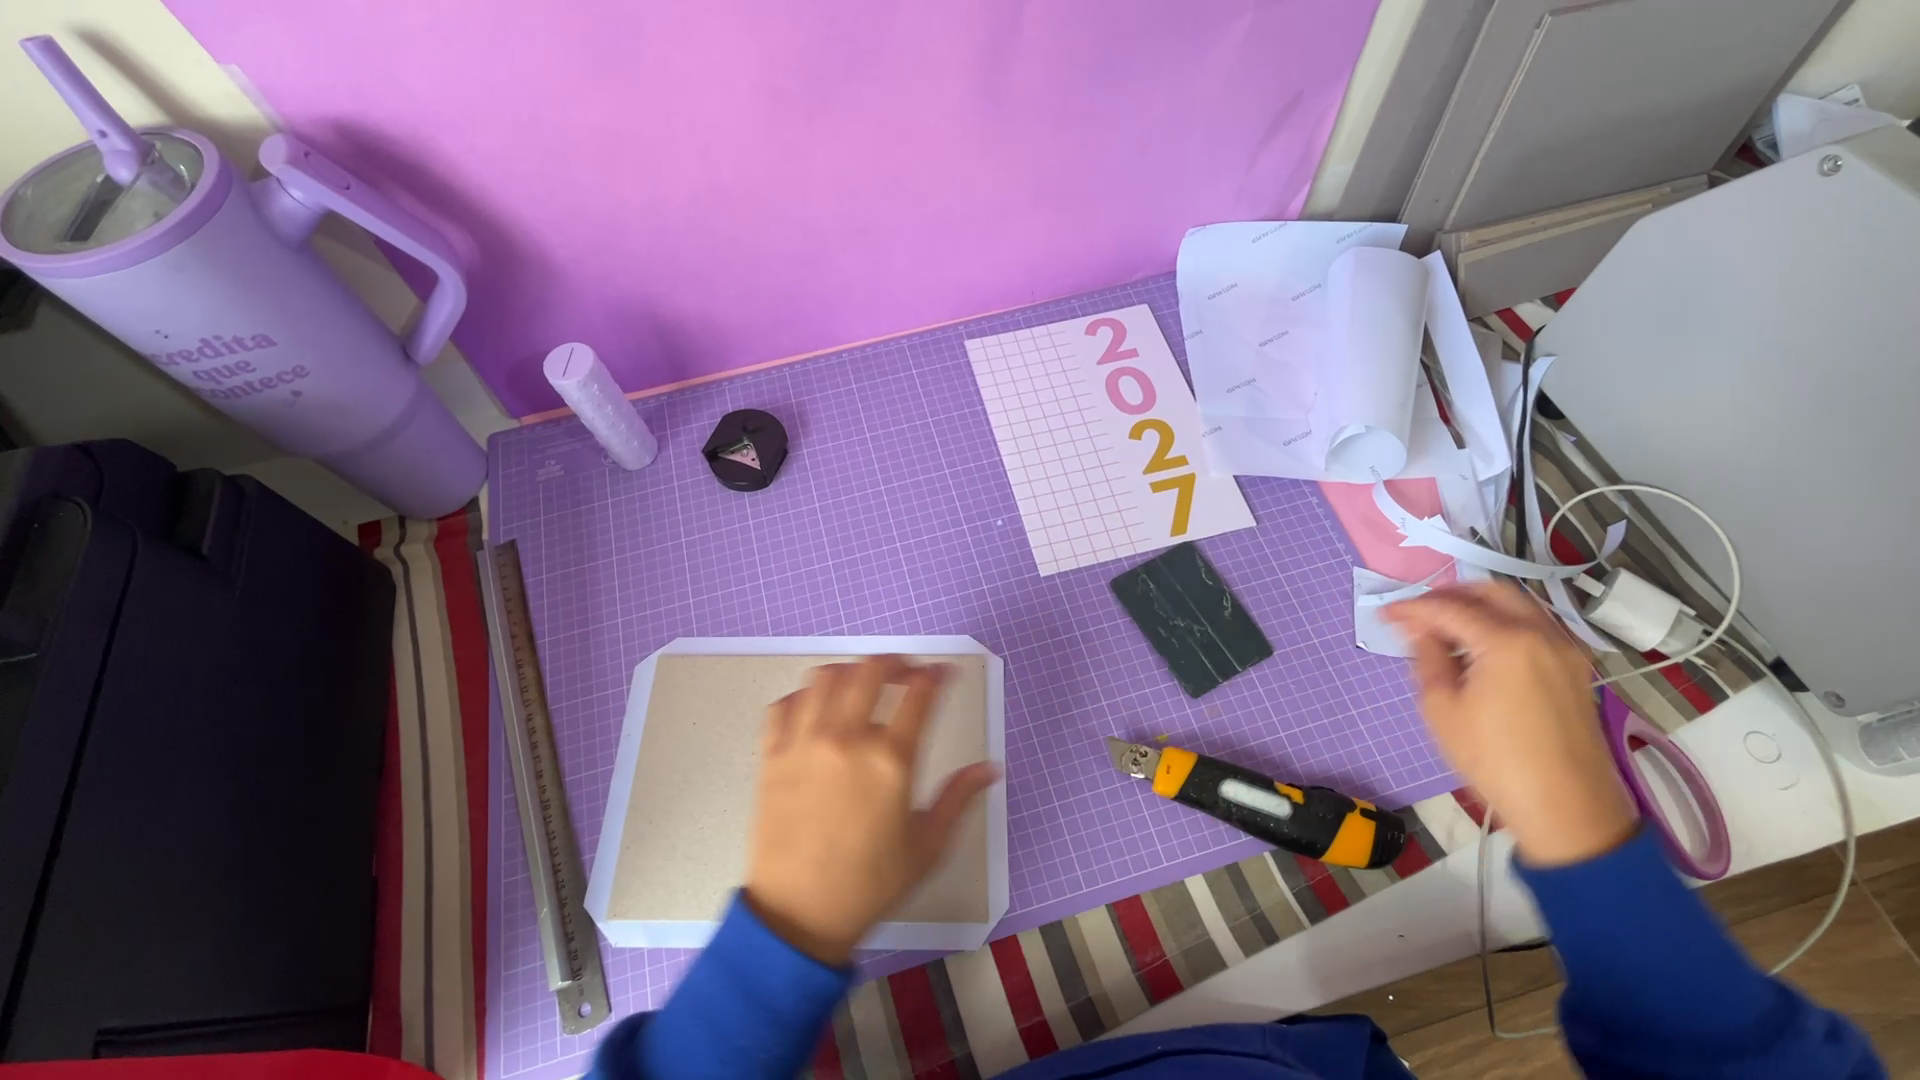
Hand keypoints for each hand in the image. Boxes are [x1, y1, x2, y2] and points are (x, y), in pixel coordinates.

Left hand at [744, 656, 1000, 965]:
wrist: (798, 914)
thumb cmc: (870, 884)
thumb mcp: (927, 846)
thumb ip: (958, 799)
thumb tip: (990, 768)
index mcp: (890, 761)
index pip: (919, 695)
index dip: (936, 675)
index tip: (943, 672)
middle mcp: (846, 739)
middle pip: (870, 671)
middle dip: (895, 662)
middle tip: (906, 673)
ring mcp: (803, 743)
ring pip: (825, 677)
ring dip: (849, 672)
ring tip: (861, 686)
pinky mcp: (771, 756)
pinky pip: (783, 705)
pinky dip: (802, 696)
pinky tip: (816, 710)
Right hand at [1386, 583, 1635, 866]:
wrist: (1566, 807)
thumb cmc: (1494, 760)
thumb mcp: (1442, 709)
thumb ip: (1428, 658)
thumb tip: (1422, 633)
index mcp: (1507, 641)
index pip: (1449, 608)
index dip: (1413, 608)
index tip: (1385, 613)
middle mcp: (1543, 634)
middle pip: (1491, 592)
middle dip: (1450, 595)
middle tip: (1418, 612)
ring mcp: (1566, 649)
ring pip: (1518, 605)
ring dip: (1479, 606)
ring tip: (1446, 626)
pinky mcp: (1576, 668)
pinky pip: (1535, 626)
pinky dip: (1504, 622)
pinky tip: (1482, 645)